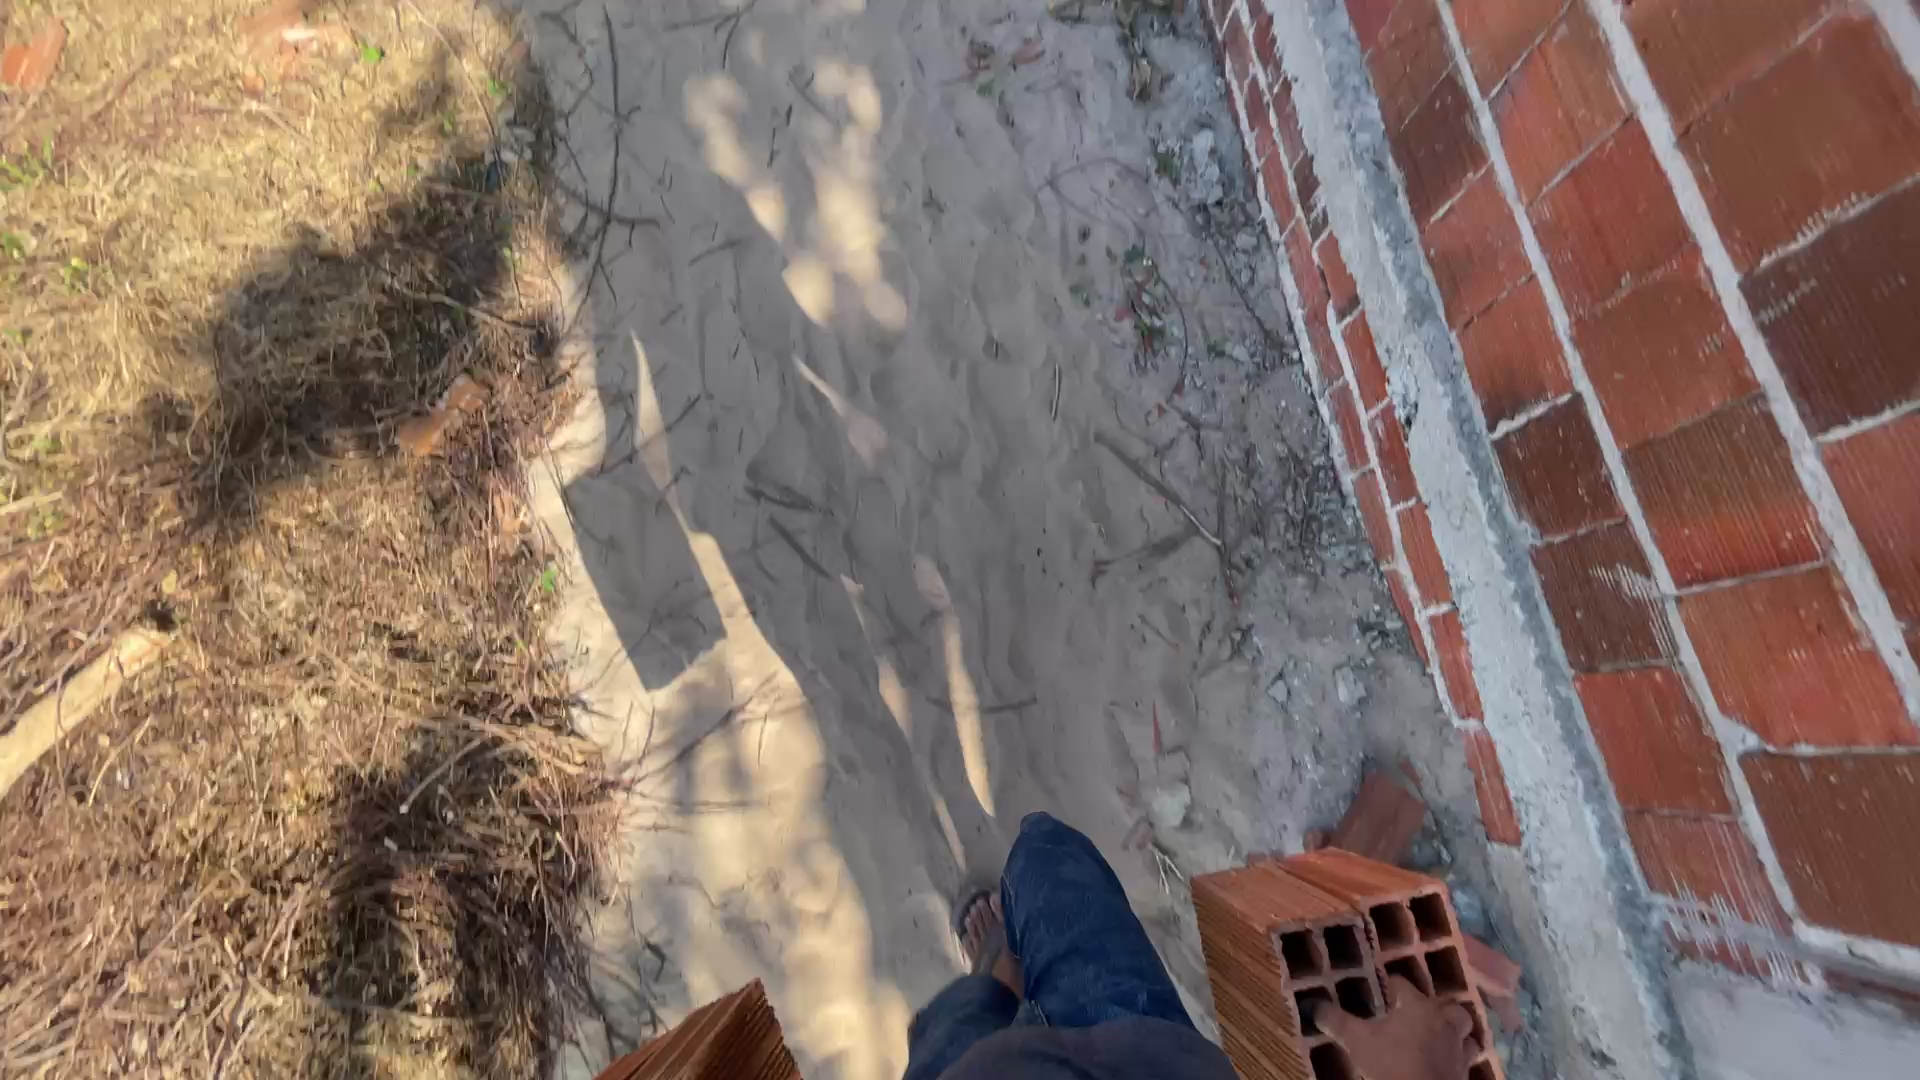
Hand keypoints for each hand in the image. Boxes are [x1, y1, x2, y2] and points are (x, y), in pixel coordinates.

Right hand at [1310, 975, 1478, 1079]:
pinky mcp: (1465, 1079)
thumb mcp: (1355, 1040)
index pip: (1404, 984)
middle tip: (1423, 1015)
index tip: (1381, 990)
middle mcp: (1443, 1025)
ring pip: (1469, 1038)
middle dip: (1442, 1011)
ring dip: (1458, 1036)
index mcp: (1417, 1007)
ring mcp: (1459, 1054)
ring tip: (1440, 1039)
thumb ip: (1333, 1019)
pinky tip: (1443, 1066)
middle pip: (1454, 1010)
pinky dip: (1458, 1062)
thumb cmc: (1391, 1066)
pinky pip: (1467, 1064)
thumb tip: (1310, 1004)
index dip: (1392, 985)